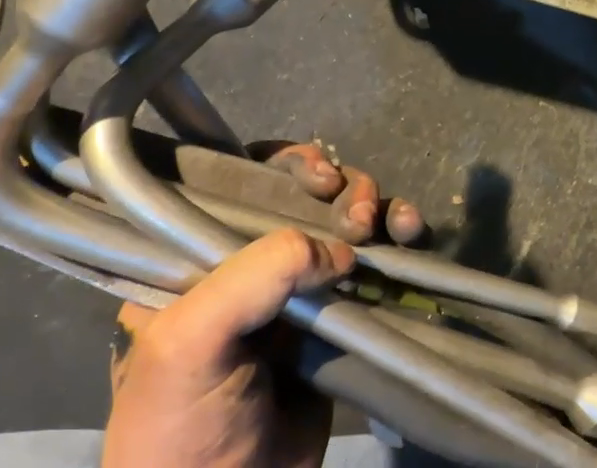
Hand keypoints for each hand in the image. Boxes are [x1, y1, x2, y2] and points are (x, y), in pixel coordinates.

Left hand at [102, 143, 422, 467]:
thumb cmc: (183, 428)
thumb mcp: (189, 343)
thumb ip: (256, 276)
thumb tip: (342, 249)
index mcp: (189, 265)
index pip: (233, 185)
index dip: (280, 168)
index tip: (316, 180)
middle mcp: (244, 268)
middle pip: (300, 195)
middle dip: (339, 188)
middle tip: (356, 213)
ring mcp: (296, 292)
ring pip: (344, 221)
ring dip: (376, 207)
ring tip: (392, 224)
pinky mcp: (341, 315)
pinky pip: (377, 259)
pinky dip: (400, 237)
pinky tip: (413, 233)